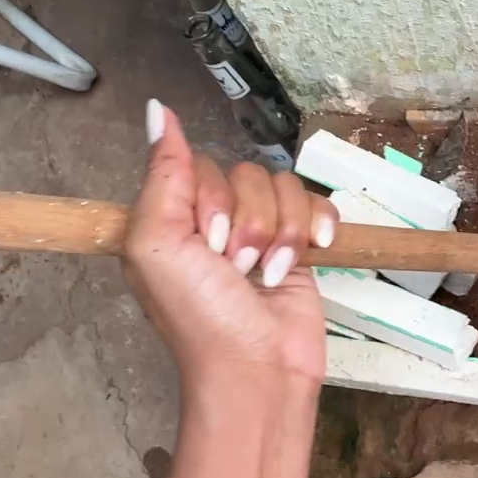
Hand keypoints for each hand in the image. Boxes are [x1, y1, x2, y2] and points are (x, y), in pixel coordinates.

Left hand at [122, 100, 337, 390]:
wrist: (260, 369)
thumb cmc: (201, 317)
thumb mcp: (158, 245)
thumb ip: (162, 175)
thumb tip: (158, 108)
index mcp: (173, 217)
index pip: (200, 166)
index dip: (212, 200)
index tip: (209, 246)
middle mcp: (218, 220)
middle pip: (248, 174)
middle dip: (250, 223)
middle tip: (239, 269)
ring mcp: (264, 232)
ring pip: (286, 189)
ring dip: (283, 234)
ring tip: (271, 275)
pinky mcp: (303, 247)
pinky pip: (318, 206)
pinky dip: (320, 227)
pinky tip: (316, 252)